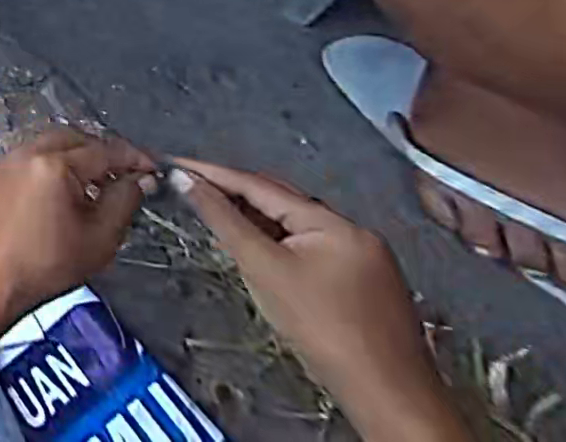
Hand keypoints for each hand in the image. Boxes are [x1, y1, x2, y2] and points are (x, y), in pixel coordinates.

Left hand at [0, 128, 157, 313]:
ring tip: (102, 181)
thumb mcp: (101, 235)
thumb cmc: (50, 262)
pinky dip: (57, 160)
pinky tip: (71, 185)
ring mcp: (12, 158)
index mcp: (54, 166)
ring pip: (55, 142)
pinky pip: (36, 153)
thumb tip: (141, 179)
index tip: (152, 167)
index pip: (102, 151)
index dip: (133, 158)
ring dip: (81, 154)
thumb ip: (124, 199)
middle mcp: (29, 152)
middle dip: (105, 152)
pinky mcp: (3, 168)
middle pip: (77, 138)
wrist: (1, 274)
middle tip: (128, 173)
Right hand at [171, 160, 467, 440]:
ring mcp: (364, 260)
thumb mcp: (262, 266)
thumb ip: (221, 218)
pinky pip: (308, 246)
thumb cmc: (320, 326)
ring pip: (294, 224)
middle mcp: (354, 232)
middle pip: (280, 200)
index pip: (259, 185)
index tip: (175, 164)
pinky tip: (254, 245)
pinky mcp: (364, 285)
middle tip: (189, 186)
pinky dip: (276, 240)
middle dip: (233, 191)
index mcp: (334, 223)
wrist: (390, 401)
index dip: (212, 173)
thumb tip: (184, 179)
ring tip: (213, 210)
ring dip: (253, 216)